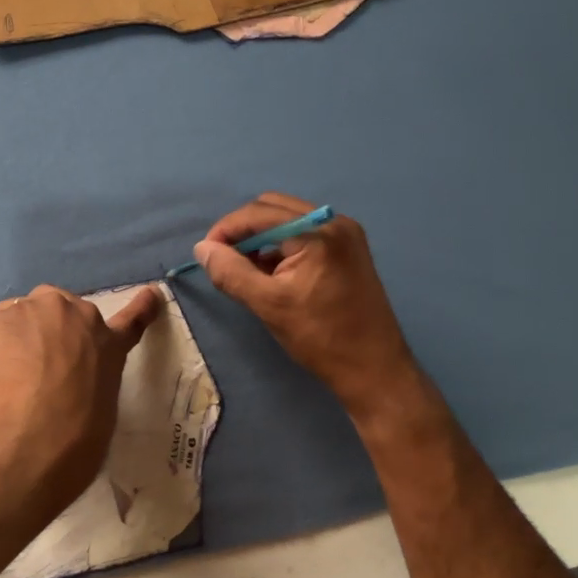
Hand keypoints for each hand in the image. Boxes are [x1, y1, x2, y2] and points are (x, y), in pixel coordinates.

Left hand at [0, 284, 163, 517]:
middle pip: (62, 305)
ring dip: (11, 326)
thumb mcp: (100, 415)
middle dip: (49, 322)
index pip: (132, 322)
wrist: (37, 432)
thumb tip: (71, 398)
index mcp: (111, 347)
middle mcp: (79, 318)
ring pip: (21, 309)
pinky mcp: (2, 321)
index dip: (141, 308)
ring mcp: (39, 313)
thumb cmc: (78, 437)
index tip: (150, 293)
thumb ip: (91, 394)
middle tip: (35, 350)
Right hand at [194, 193, 414, 414]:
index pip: (258, 213)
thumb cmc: (321, 338)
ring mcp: (345, 233)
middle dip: (243, 230)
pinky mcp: (348, 248)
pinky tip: (271, 272)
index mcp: (318, 231)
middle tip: (224, 260)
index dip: (226, 229)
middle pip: (272, 208)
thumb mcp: (268, 305)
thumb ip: (231, 272)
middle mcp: (334, 221)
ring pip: (287, 219)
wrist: (375, 369)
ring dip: (261, 237)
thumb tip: (203, 248)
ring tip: (246, 269)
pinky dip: (280, 245)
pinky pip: (303, 232)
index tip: (206, 254)